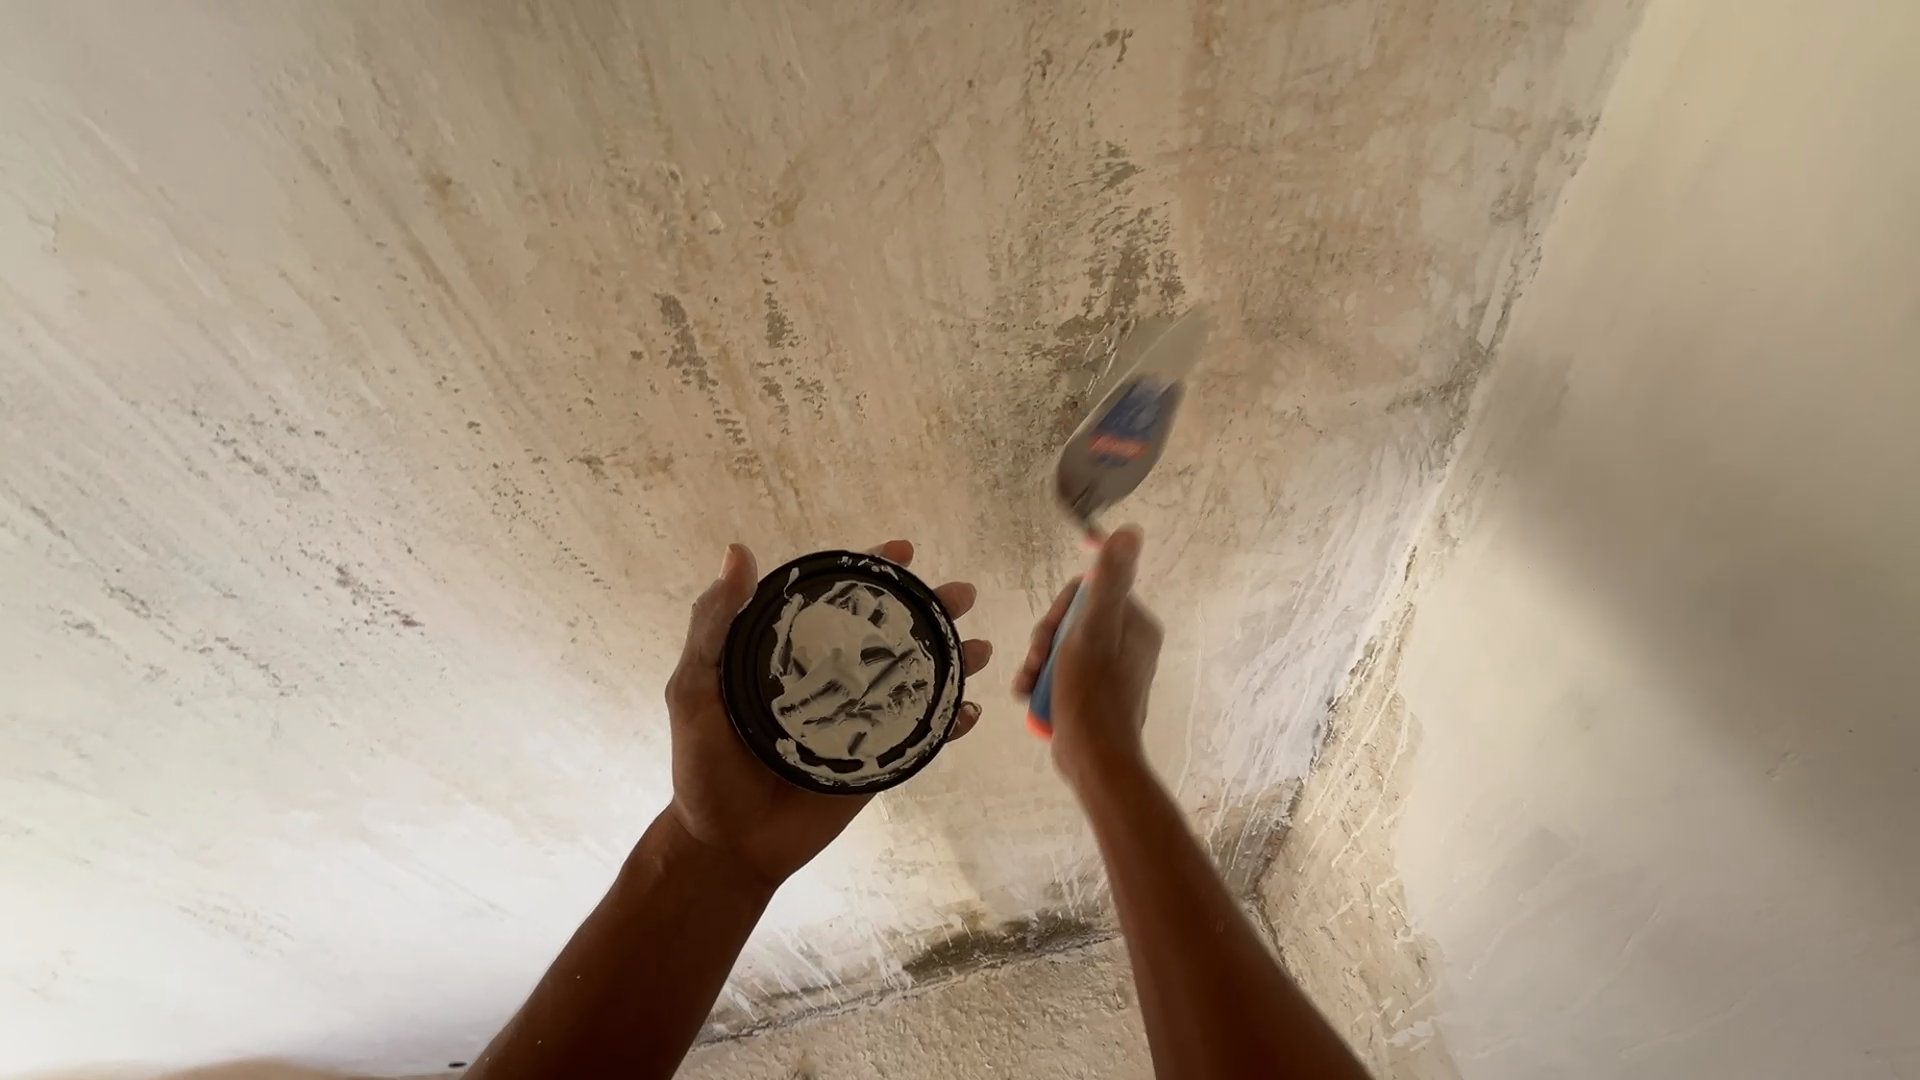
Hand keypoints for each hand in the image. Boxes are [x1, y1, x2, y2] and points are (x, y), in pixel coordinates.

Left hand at [665, 539, 992, 887]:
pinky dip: (949, 723)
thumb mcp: (693, 689)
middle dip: (931, 610)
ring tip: (981, 648)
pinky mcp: (877, 759)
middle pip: (890, 635)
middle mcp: (834, 678)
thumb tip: (738, 552)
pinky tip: (971, 711)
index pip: (838, 601)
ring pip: (914, 679)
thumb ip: (712, 625)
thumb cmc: (704, 767)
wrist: (727, 846)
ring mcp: (859, 718)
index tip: (903, 550)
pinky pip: (921, 736)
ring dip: (953, 661)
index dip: (872, 571)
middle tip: (963, 594)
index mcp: (795, 655)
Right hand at [1013, 526, 1162, 790]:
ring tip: (1026, 683)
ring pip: (1062, 647)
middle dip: (1045, 639)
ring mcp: (1111, 671)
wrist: (1094, 758)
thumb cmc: (1092, 692)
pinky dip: (1042, 680)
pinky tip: (1028, 694)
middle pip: (1072, 621)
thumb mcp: (1093, 629)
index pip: (1089, 592)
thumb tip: (1130, 531)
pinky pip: (1063, 672)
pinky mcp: (1095, 694)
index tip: (1051, 628)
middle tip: (1034, 661)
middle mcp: (1128, 643)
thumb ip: (1110, 581)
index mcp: (1135, 624)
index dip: (1061, 606)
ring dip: (1037, 662)